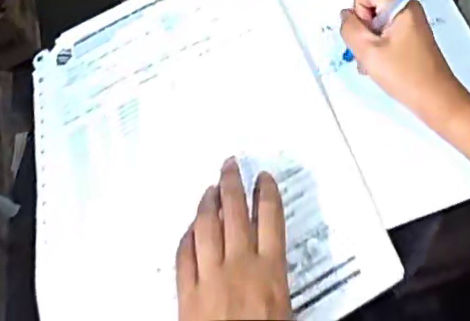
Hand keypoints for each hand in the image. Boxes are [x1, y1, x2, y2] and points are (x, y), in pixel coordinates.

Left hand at [177, 159, 291, 320]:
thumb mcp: (285, 314)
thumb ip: (278, 284)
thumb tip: (275, 267)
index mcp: (270, 271)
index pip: (270, 216)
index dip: (266, 191)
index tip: (263, 177)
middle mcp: (240, 266)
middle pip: (236, 211)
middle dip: (233, 183)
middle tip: (230, 164)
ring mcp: (211, 279)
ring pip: (207, 227)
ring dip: (208, 203)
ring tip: (209, 188)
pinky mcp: (187, 298)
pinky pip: (184, 256)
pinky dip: (187, 237)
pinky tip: (189, 229)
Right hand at [339, 0, 469, 128]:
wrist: (437, 101)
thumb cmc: (407, 76)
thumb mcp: (368, 52)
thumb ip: (350, 28)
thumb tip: (346, 15)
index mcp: (401, 4)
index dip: (359, 11)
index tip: (369, 35)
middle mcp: (407, 7)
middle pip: (370, 2)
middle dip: (363, 27)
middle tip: (371, 52)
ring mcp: (410, 21)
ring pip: (375, 19)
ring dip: (369, 40)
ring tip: (376, 63)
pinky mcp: (410, 34)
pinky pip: (385, 31)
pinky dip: (378, 46)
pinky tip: (382, 65)